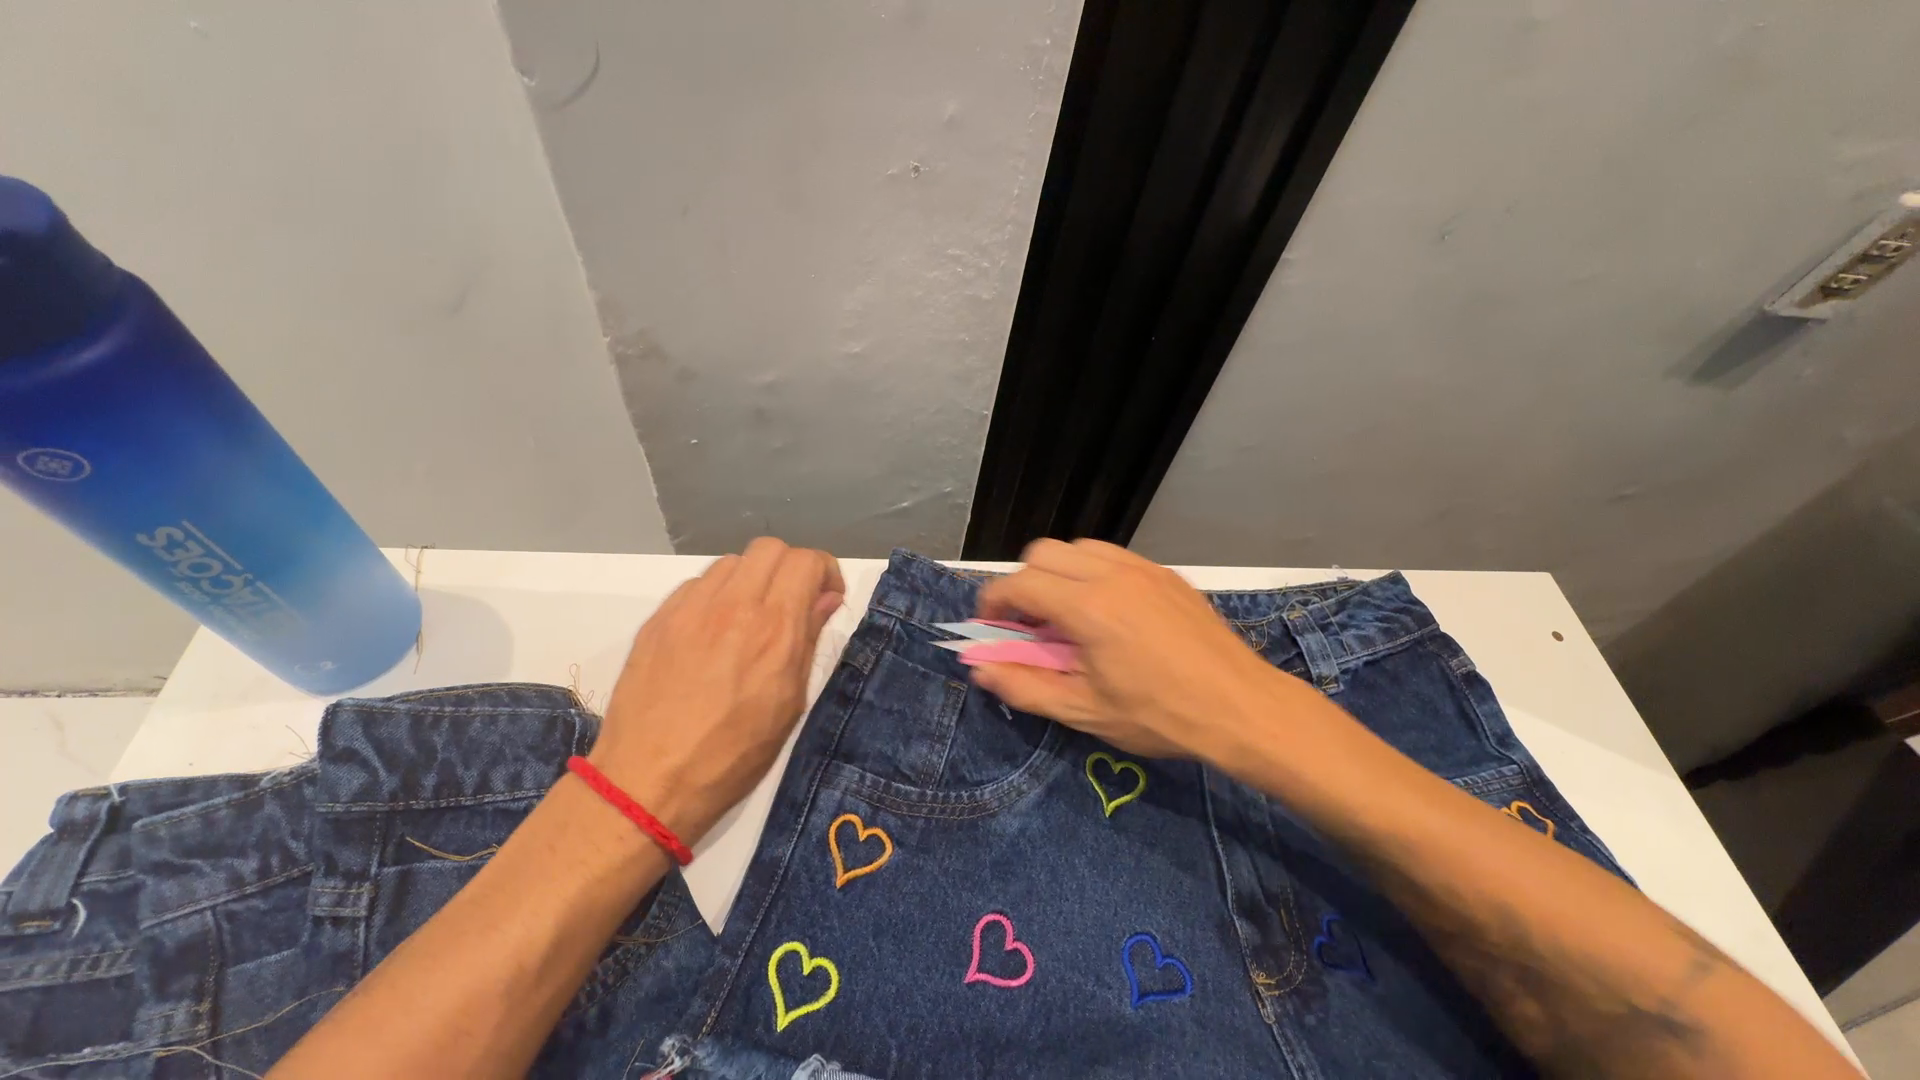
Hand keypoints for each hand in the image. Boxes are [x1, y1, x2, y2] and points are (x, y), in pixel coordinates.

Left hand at [589, 537, 843, 842]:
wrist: (647, 781)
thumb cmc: (732, 756)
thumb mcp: (789, 705)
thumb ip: (807, 642)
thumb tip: (823, 601)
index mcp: (773, 628)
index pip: (806, 561)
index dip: (825, 573)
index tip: (825, 601)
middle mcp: (731, 605)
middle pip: (770, 549)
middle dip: (791, 569)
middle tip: (792, 604)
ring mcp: (688, 609)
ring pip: (731, 563)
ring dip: (752, 580)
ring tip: (750, 620)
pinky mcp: (657, 620)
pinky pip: (696, 586)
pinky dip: (716, 598)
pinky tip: (713, 635)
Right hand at [970, 539, 1292, 759]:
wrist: (1241, 708)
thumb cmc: (1160, 716)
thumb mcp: (1085, 711)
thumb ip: (1026, 686)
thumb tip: (981, 670)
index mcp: (1088, 608)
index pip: (1019, 584)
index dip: (993, 603)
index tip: (990, 627)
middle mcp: (1112, 574)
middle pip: (1043, 552)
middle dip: (1023, 582)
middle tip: (1028, 624)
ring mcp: (1143, 569)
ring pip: (1079, 548)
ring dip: (1059, 573)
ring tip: (1066, 615)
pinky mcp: (1167, 575)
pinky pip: (1114, 556)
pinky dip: (1093, 573)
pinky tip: (1106, 612)